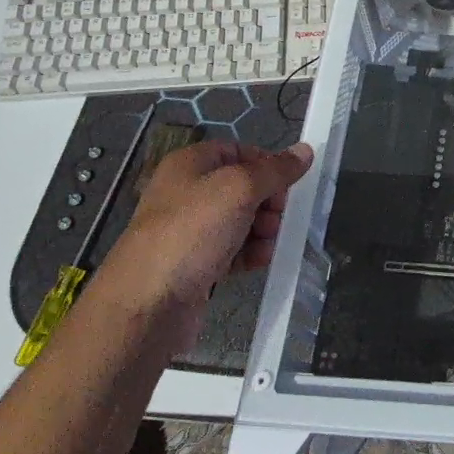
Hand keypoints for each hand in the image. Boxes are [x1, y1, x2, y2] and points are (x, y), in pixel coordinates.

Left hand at [102, 139, 312, 320]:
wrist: (147, 303)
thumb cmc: (192, 232)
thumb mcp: (239, 189)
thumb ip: (275, 170)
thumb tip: (305, 150)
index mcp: (190, 164)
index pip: (238, 151)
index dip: (266, 164)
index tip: (288, 183)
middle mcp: (187, 193)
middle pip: (242, 187)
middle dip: (268, 202)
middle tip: (277, 218)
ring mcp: (190, 230)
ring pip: (240, 221)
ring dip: (263, 231)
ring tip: (269, 244)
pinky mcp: (194, 263)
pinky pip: (232, 250)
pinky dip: (249, 253)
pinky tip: (260, 261)